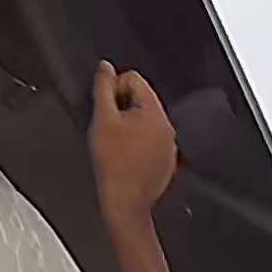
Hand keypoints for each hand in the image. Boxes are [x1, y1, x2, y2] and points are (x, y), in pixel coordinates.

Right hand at [89, 61, 177, 229]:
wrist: (125, 204)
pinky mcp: (166, 160)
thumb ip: (103, 87)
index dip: (114, 88)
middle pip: (140, 98)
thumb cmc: (113, 165)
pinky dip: (137, 141)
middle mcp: (166, 126)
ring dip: (129, 124)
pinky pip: (150, 138)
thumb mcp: (102, 119)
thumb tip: (105, 67)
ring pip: (144, 119)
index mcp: (154, 112)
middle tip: (109, 126)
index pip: (134, 79)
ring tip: (116, 142)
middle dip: (122, 106)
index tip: (106, 108)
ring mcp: (168, 144)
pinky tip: (125, 155)